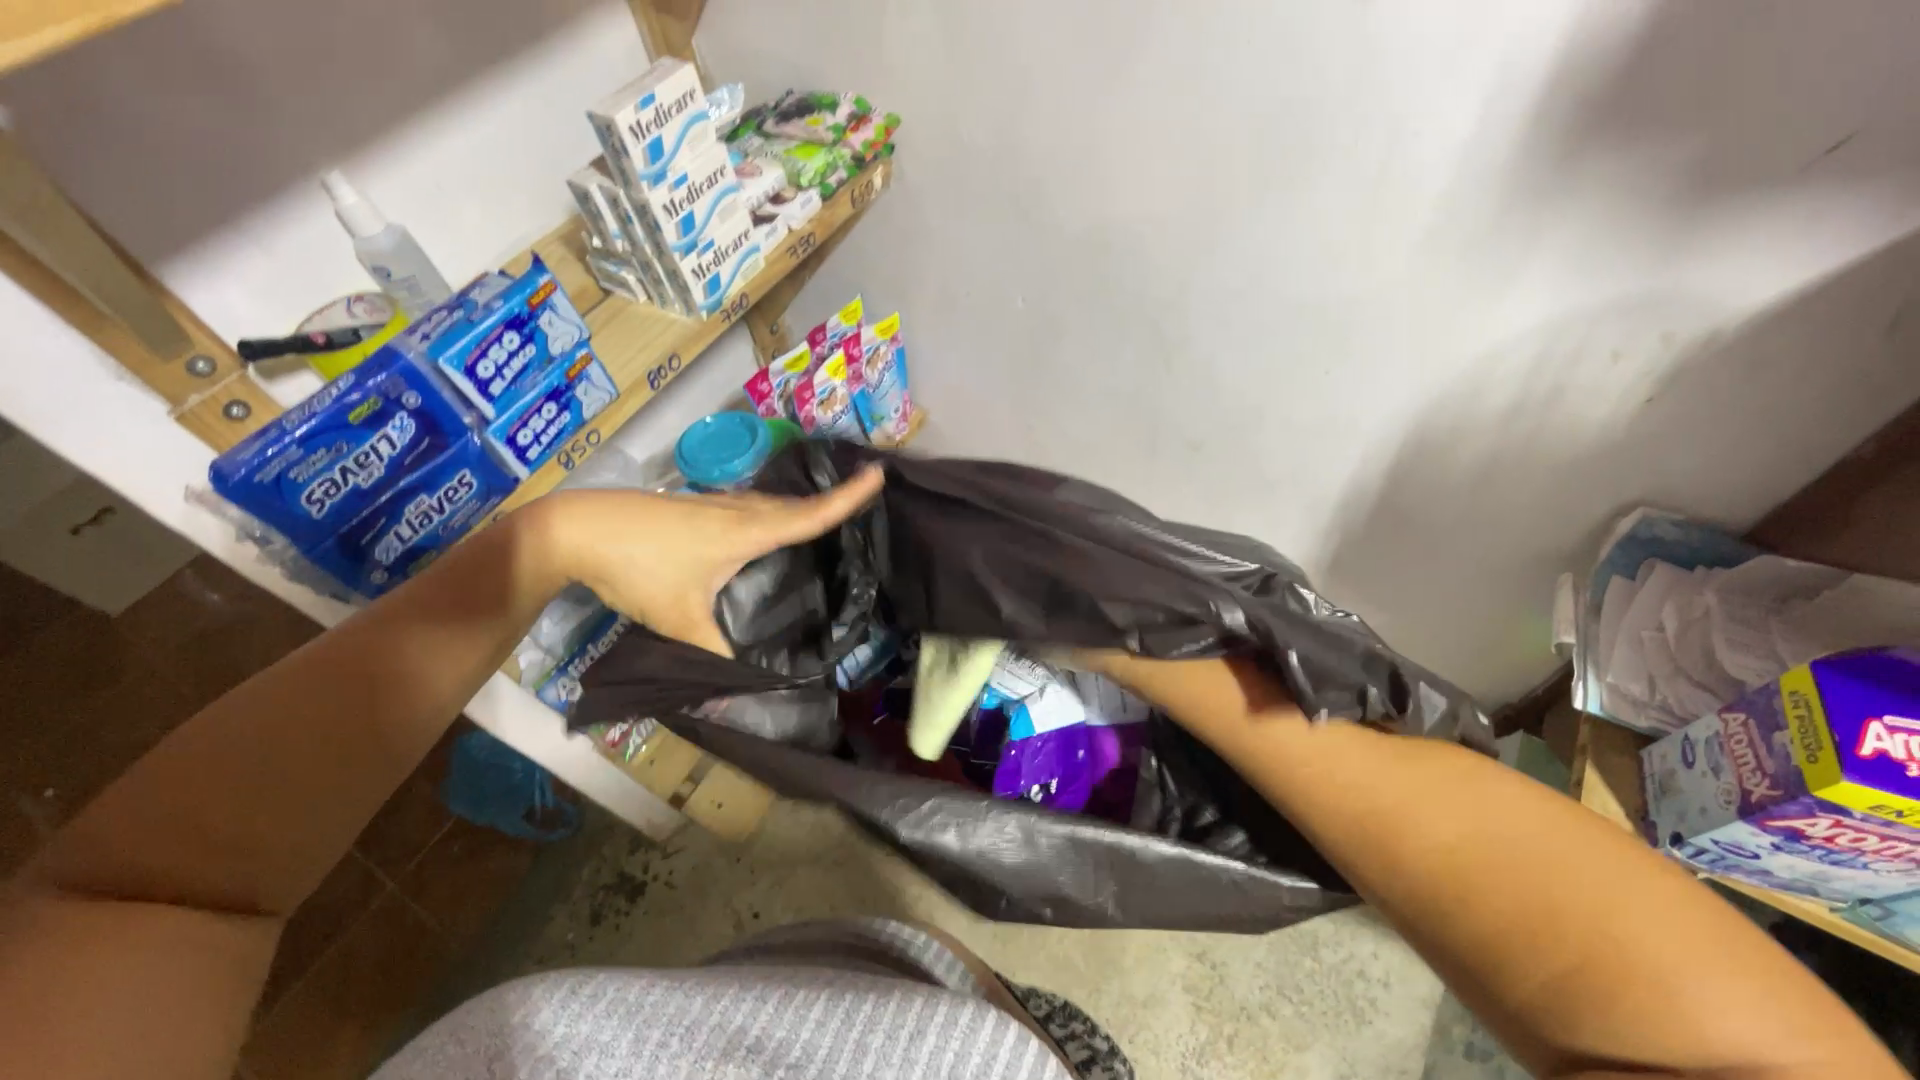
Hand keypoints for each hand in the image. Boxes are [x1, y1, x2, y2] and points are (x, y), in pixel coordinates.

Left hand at [528, 466, 884, 655]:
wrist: (578, 529)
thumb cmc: (637, 568)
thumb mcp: (678, 619)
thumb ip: (711, 653)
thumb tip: (734, 692)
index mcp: (745, 531)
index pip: (808, 516)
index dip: (847, 498)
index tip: (879, 475)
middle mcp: (736, 511)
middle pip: (793, 505)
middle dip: (830, 499)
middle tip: (862, 497)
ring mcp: (712, 504)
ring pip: (768, 504)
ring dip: (798, 506)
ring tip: (821, 515)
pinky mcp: (692, 507)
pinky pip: (748, 506)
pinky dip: (770, 512)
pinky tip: (761, 527)